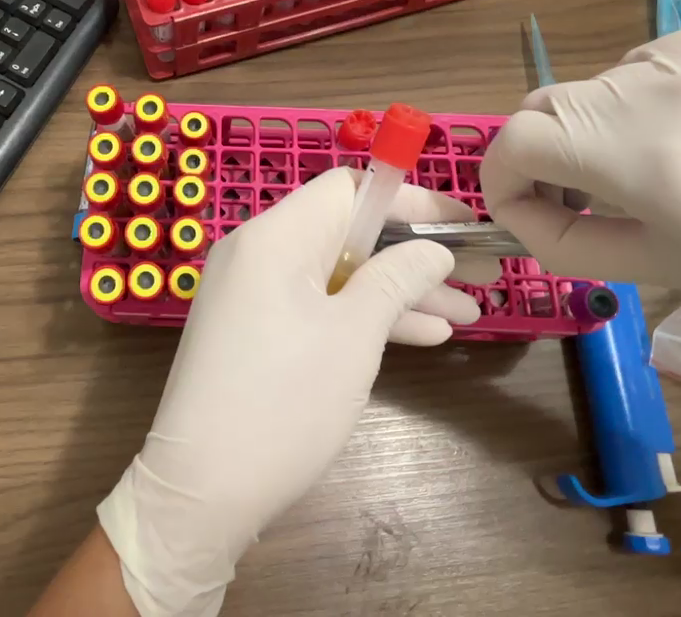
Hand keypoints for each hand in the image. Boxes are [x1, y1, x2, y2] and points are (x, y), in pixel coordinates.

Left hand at [97, 168, 477, 616]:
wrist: (201, 489)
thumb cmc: (284, 402)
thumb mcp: (354, 335)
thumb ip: (396, 278)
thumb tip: (431, 248)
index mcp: (275, 236)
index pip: (349, 190)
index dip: (410, 201)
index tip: (462, 226)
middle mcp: (258, 252)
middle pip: (346, 232)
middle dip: (412, 254)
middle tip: (478, 277)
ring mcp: (252, 292)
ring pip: (336, 274)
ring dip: (397, 291)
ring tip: (465, 316)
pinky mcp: (253, 329)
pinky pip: (316, 305)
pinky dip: (362, 316)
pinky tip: (419, 335)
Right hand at [482, 13, 680, 387]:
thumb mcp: (664, 268)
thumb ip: (564, 238)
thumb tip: (514, 206)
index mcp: (644, 156)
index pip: (517, 138)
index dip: (501, 174)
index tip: (522, 200)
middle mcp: (667, 83)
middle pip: (554, 101)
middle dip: (551, 149)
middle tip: (592, 187)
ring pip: (611, 78)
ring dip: (614, 119)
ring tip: (680, 157)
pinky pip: (670, 53)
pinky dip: (667, 91)